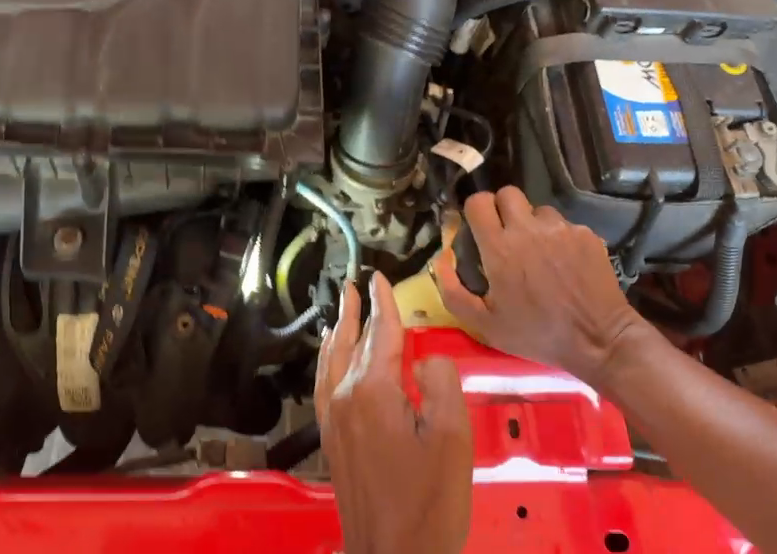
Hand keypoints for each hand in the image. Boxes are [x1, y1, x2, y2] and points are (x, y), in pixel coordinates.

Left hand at [316, 274, 472, 553]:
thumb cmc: (430, 500)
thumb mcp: (452, 438)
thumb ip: (441, 383)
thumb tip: (424, 360)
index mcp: (372, 390)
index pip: (381, 334)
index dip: (384, 304)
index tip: (380, 276)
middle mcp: (345, 397)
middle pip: (350, 343)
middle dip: (355, 312)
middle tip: (355, 285)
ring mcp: (333, 421)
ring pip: (332, 362)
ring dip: (340, 333)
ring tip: (342, 313)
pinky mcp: (332, 442)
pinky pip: (324, 385)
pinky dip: (329, 362)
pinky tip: (333, 362)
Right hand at [435, 186, 646, 382]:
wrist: (600, 341)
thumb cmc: (537, 334)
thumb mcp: (485, 325)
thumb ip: (453, 291)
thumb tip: (441, 260)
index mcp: (500, 247)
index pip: (478, 202)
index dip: (475, 211)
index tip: (478, 229)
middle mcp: (528, 229)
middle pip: (507, 194)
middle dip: (502, 209)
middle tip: (506, 236)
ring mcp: (561, 229)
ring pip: (538, 210)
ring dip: (533, 225)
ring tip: (540, 254)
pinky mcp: (586, 234)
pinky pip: (564, 225)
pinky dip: (559, 239)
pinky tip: (564, 265)